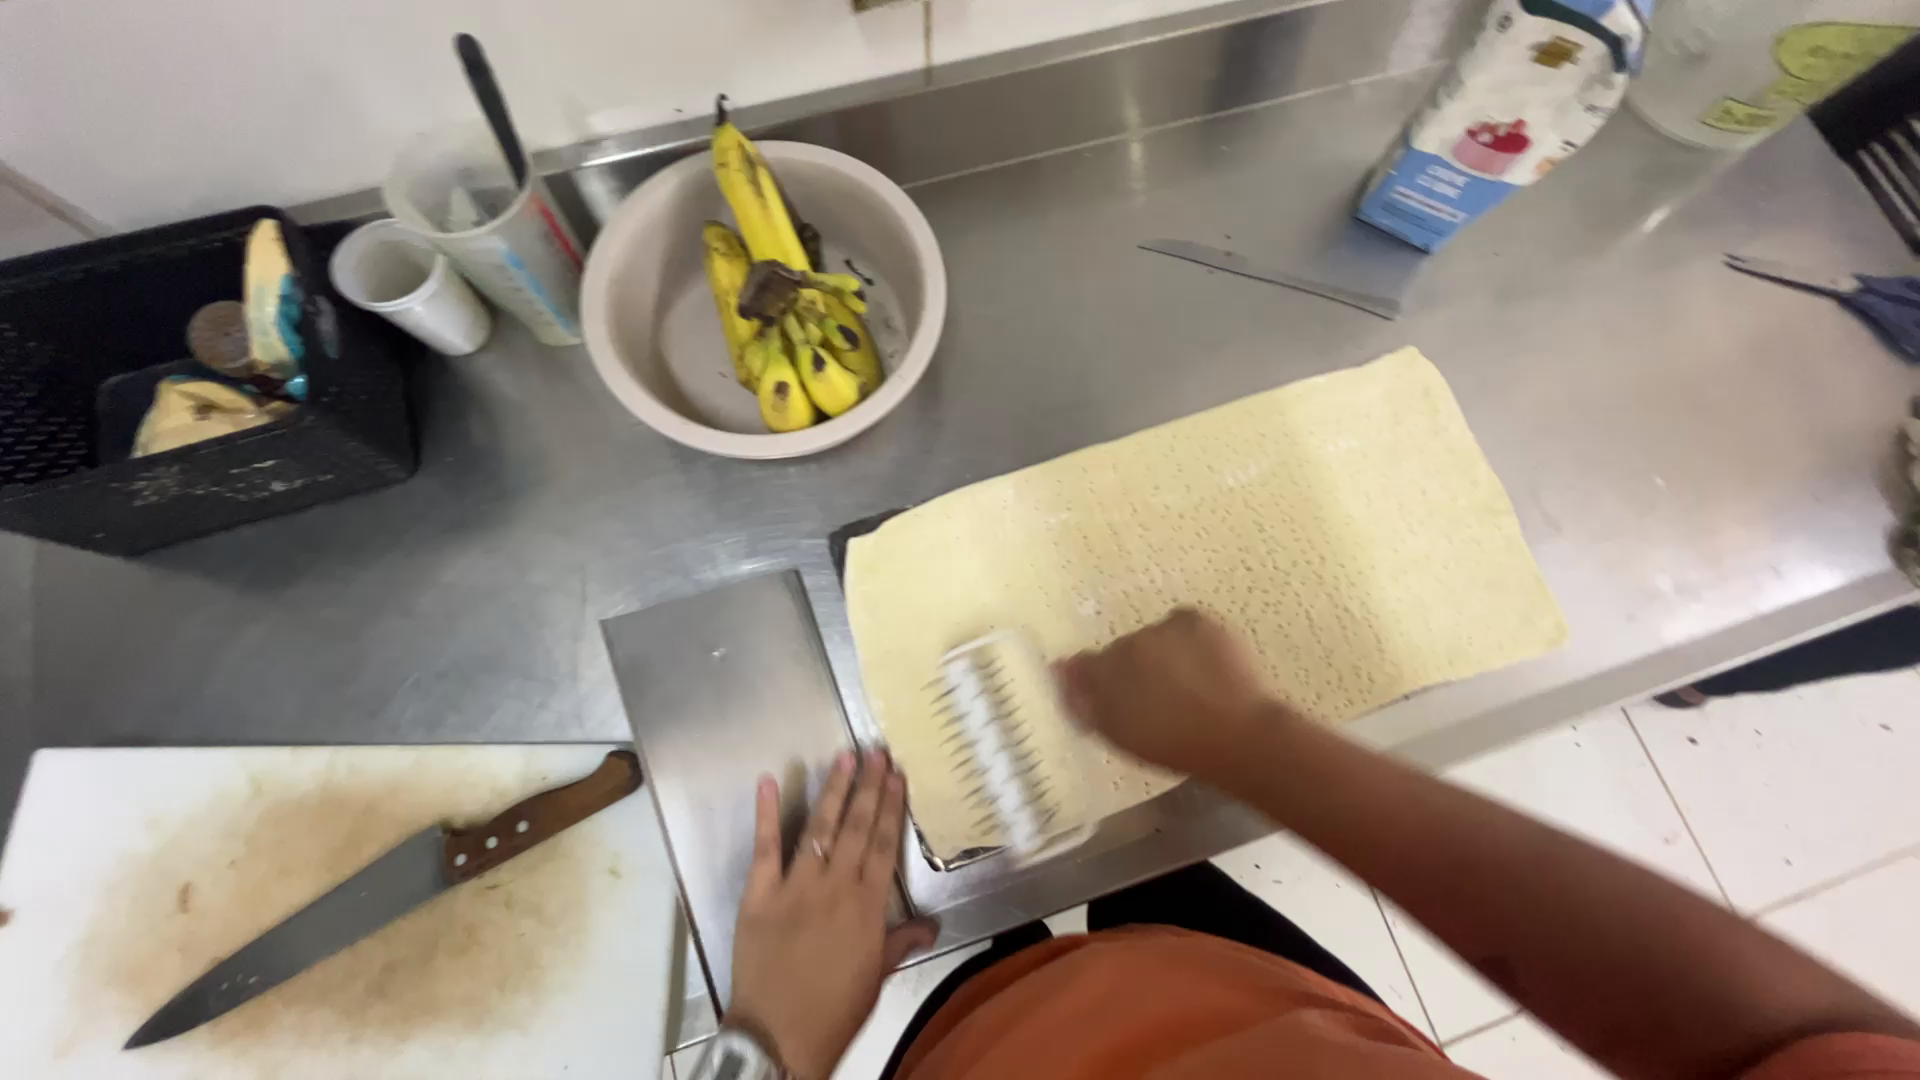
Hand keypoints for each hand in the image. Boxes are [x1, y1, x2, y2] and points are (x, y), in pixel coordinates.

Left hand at [727, 749, 938, 1078]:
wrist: (778, 1040)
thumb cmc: (834, 1010)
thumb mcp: (876, 978)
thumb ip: (900, 942)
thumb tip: (932, 926)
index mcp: (867, 905)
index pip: (883, 845)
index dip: (891, 807)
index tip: (897, 776)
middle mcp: (835, 886)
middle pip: (857, 827)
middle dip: (868, 787)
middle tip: (875, 751)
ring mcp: (796, 887)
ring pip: (820, 829)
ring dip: (833, 791)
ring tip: (843, 758)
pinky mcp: (760, 894)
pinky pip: (765, 848)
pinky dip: (766, 813)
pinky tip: (767, 781)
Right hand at [1055, 607, 1303, 777]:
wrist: (1238, 737)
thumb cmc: (1174, 746)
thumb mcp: (1118, 734)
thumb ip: (1082, 702)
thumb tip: (1058, 669)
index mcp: (1103, 671)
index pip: (1083, 665)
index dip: (1097, 681)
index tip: (1118, 698)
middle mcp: (1126, 643)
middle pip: (1121, 651)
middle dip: (1133, 670)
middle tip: (1158, 699)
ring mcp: (1162, 628)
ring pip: (1153, 638)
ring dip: (1161, 654)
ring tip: (1187, 685)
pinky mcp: (1196, 620)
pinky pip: (1183, 626)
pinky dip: (1188, 640)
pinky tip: (1203, 665)